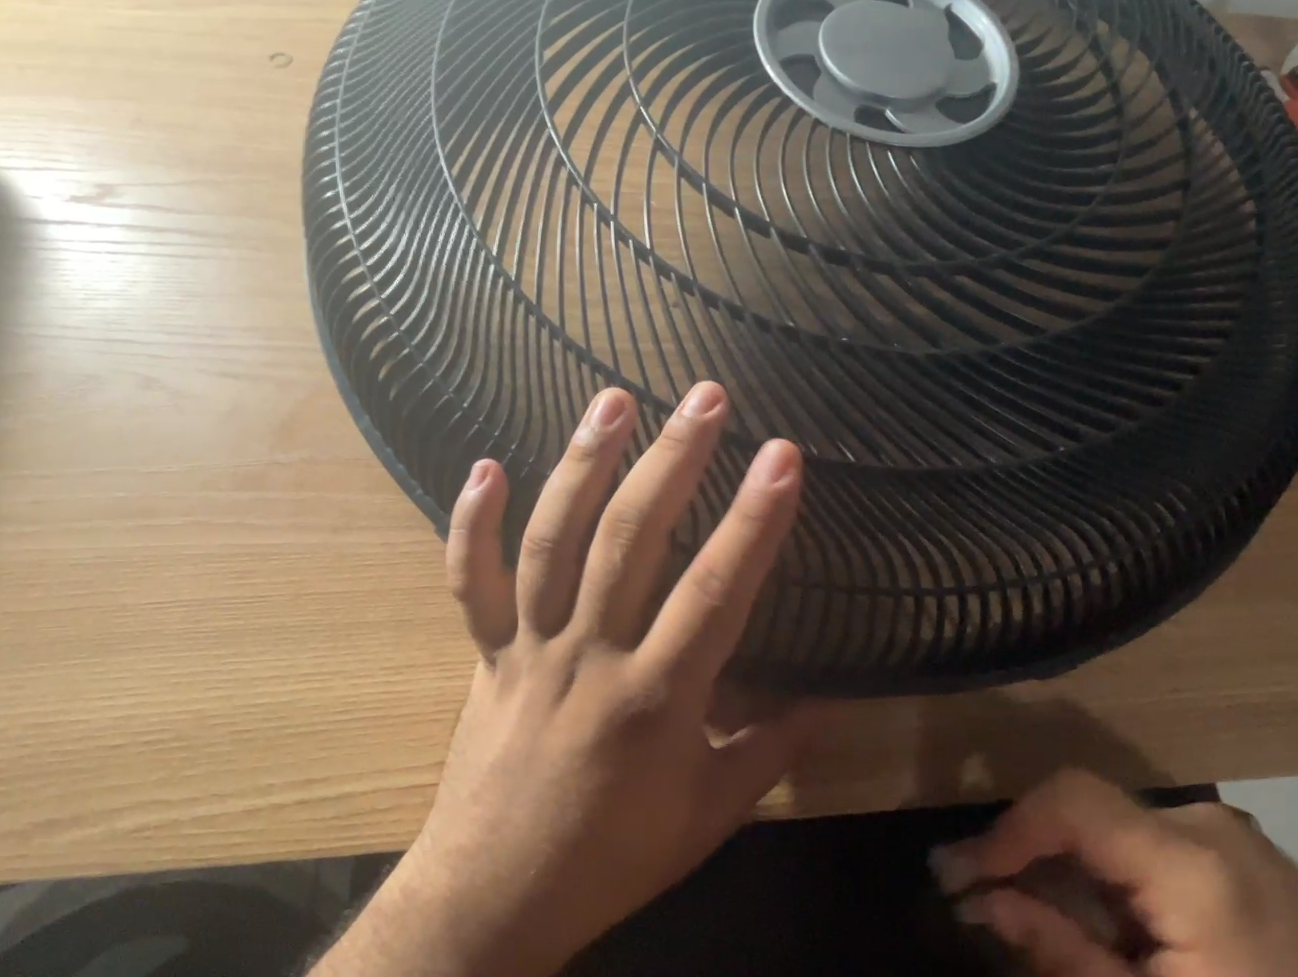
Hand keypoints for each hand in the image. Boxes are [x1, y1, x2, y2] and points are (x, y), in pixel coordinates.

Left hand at [312, 382, 819, 976]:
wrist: (493, 902)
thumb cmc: (614, 857)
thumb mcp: (711, 816)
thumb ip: (770, 751)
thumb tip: (826, 700)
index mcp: (655, 700)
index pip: (715, 593)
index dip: (753, 521)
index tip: (781, 457)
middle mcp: (590, 657)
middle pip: (631, 543)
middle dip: (673, 462)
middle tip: (705, 396)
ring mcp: (529, 650)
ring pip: (553, 543)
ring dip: (583, 466)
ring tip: (614, 400)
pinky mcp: (486, 657)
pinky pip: (471, 585)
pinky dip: (471, 526)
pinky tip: (484, 465)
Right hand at [933, 770, 1297, 976]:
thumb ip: (1062, 952)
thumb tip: (983, 902)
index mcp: (1190, 860)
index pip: (1070, 800)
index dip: (1004, 832)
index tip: (959, 876)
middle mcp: (1211, 825)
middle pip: (1091, 813)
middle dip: (1031, 853)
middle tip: (980, 898)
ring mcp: (1240, 838)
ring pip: (1122, 829)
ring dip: (1073, 866)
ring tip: (1040, 915)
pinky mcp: (1256, 859)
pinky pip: (1161, 847)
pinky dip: (1118, 875)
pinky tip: (1110, 924)